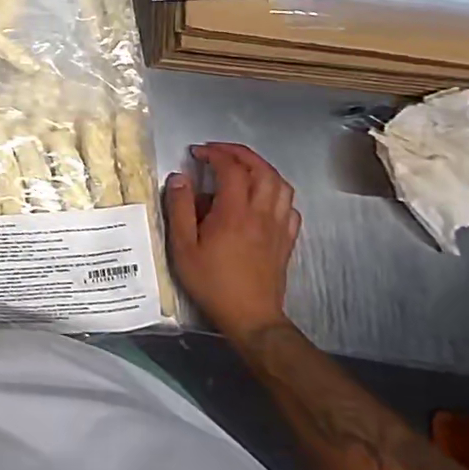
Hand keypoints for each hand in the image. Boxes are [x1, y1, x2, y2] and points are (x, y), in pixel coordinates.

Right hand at [164, 142, 300, 342]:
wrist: (251, 317)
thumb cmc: (212, 283)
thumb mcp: (183, 247)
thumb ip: (180, 209)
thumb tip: (180, 178)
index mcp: (235, 212)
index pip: (231, 168)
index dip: (214, 154)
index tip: (197, 153)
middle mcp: (261, 214)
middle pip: (261, 169)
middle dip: (240, 153)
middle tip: (219, 152)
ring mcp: (278, 227)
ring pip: (280, 184)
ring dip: (261, 169)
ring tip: (242, 169)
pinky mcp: (286, 240)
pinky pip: (289, 207)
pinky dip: (276, 193)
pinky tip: (262, 199)